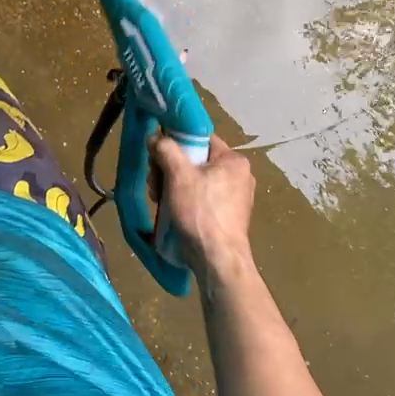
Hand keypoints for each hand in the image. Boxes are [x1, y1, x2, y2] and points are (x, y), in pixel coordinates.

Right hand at [152, 135, 255, 284]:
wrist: (217, 259)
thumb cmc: (200, 212)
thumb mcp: (178, 175)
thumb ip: (166, 149)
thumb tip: (155, 137)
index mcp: (234, 161)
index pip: (201, 139)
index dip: (176, 143)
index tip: (158, 156)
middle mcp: (239, 176)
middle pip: (196, 161)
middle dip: (169, 170)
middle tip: (155, 184)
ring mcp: (235, 198)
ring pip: (196, 181)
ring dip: (173, 187)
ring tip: (160, 201)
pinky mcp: (228, 216)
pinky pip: (202, 199)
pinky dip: (185, 201)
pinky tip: (171, 212)